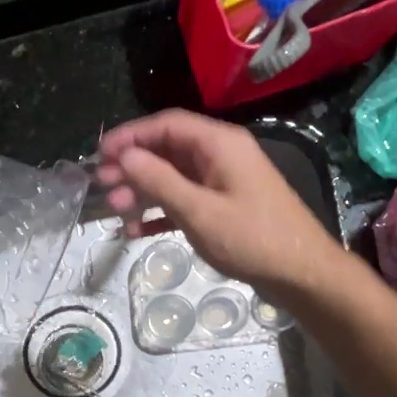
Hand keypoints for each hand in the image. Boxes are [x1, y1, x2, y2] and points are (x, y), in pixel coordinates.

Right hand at [96, 110, 345, 295]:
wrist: (297, 271)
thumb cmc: (250, 237)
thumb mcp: (198, 210)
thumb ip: (159, 181)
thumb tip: (125, 157)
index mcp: (219, 144)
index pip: (167, 125)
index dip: (130, 136)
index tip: (99, 154)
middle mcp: (220, 156)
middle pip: (167, 150)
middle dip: (132, 165)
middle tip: (102, 185)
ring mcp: (222, 182)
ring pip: (172, 177)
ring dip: (142, 190)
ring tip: (116, 210)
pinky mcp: (222, 208)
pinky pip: (183, 201)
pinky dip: (159, 213)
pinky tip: (137, 230)